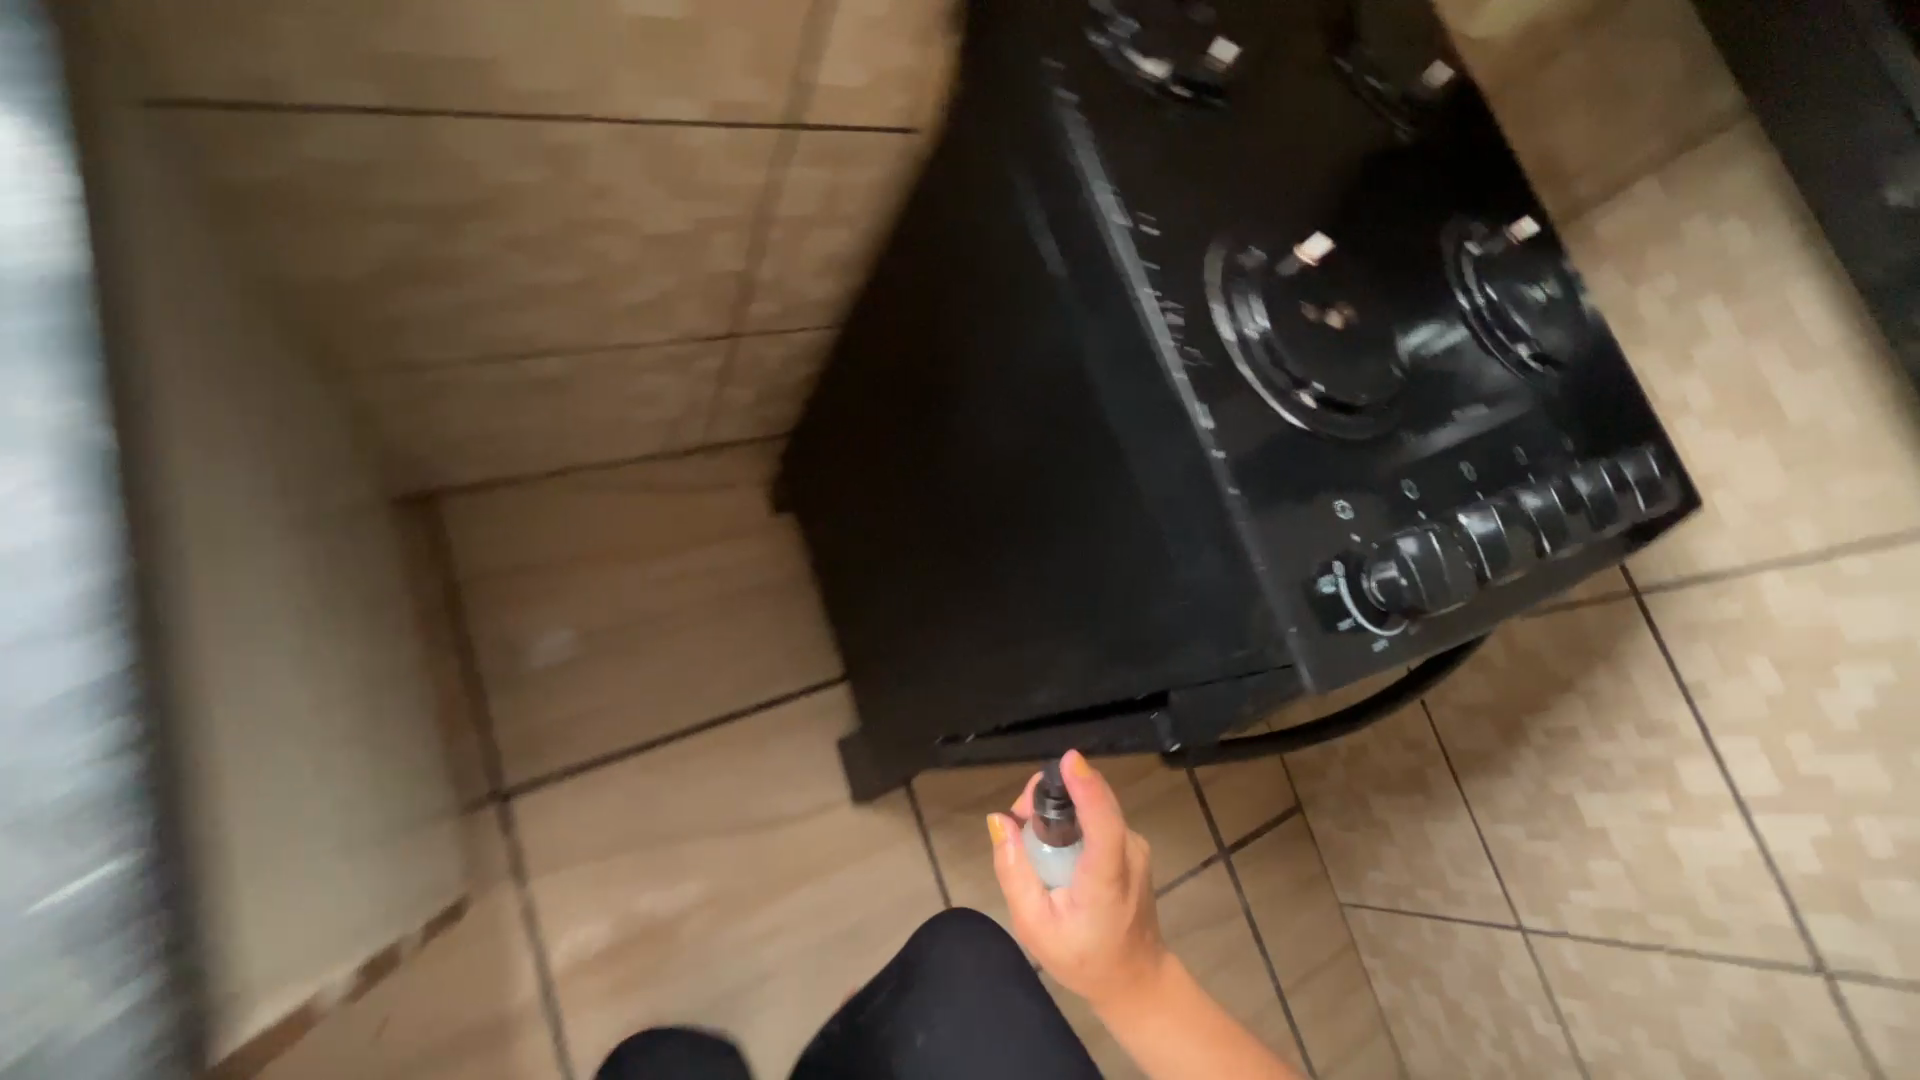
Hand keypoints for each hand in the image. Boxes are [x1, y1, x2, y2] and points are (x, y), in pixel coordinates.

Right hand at [987, 750, 1169, 1009]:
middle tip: (1017, 822)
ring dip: (1059, 812)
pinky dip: (1073, 823)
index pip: (1102, 822)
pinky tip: (1057, 853)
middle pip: (1091, 803)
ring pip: (1092, 807)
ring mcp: (1136, 846)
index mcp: (1106, 877)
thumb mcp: (1035, 926)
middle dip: (1050, 798)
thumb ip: (1014, 872)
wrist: (1136, 978)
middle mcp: (1129, 852)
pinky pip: (1097, 818)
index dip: (1085, 787)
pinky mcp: (1134, 845)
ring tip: (1033, 843)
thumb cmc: (1084, 958)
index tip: (1068, 759)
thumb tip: (999, 821)